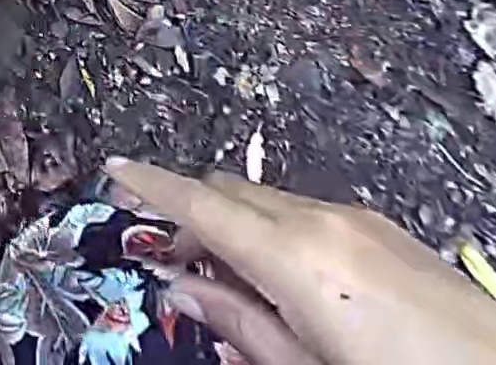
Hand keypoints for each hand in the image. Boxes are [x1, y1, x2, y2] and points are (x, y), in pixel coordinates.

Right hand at [105, 159, 495, 364]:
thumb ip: (243, 326)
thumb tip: (186, 287)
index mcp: (296, 257)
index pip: (201, 203)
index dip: (150, 184)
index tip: (113, 168)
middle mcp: (319, 218)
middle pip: (229, 191)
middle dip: (190, 211)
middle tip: (174, 259)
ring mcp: (355, 217)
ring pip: (264, 198)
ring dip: (232, 222)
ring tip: (229, 278)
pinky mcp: (383, 228)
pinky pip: (303, 211)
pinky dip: (271, 229)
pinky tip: (284, 279)